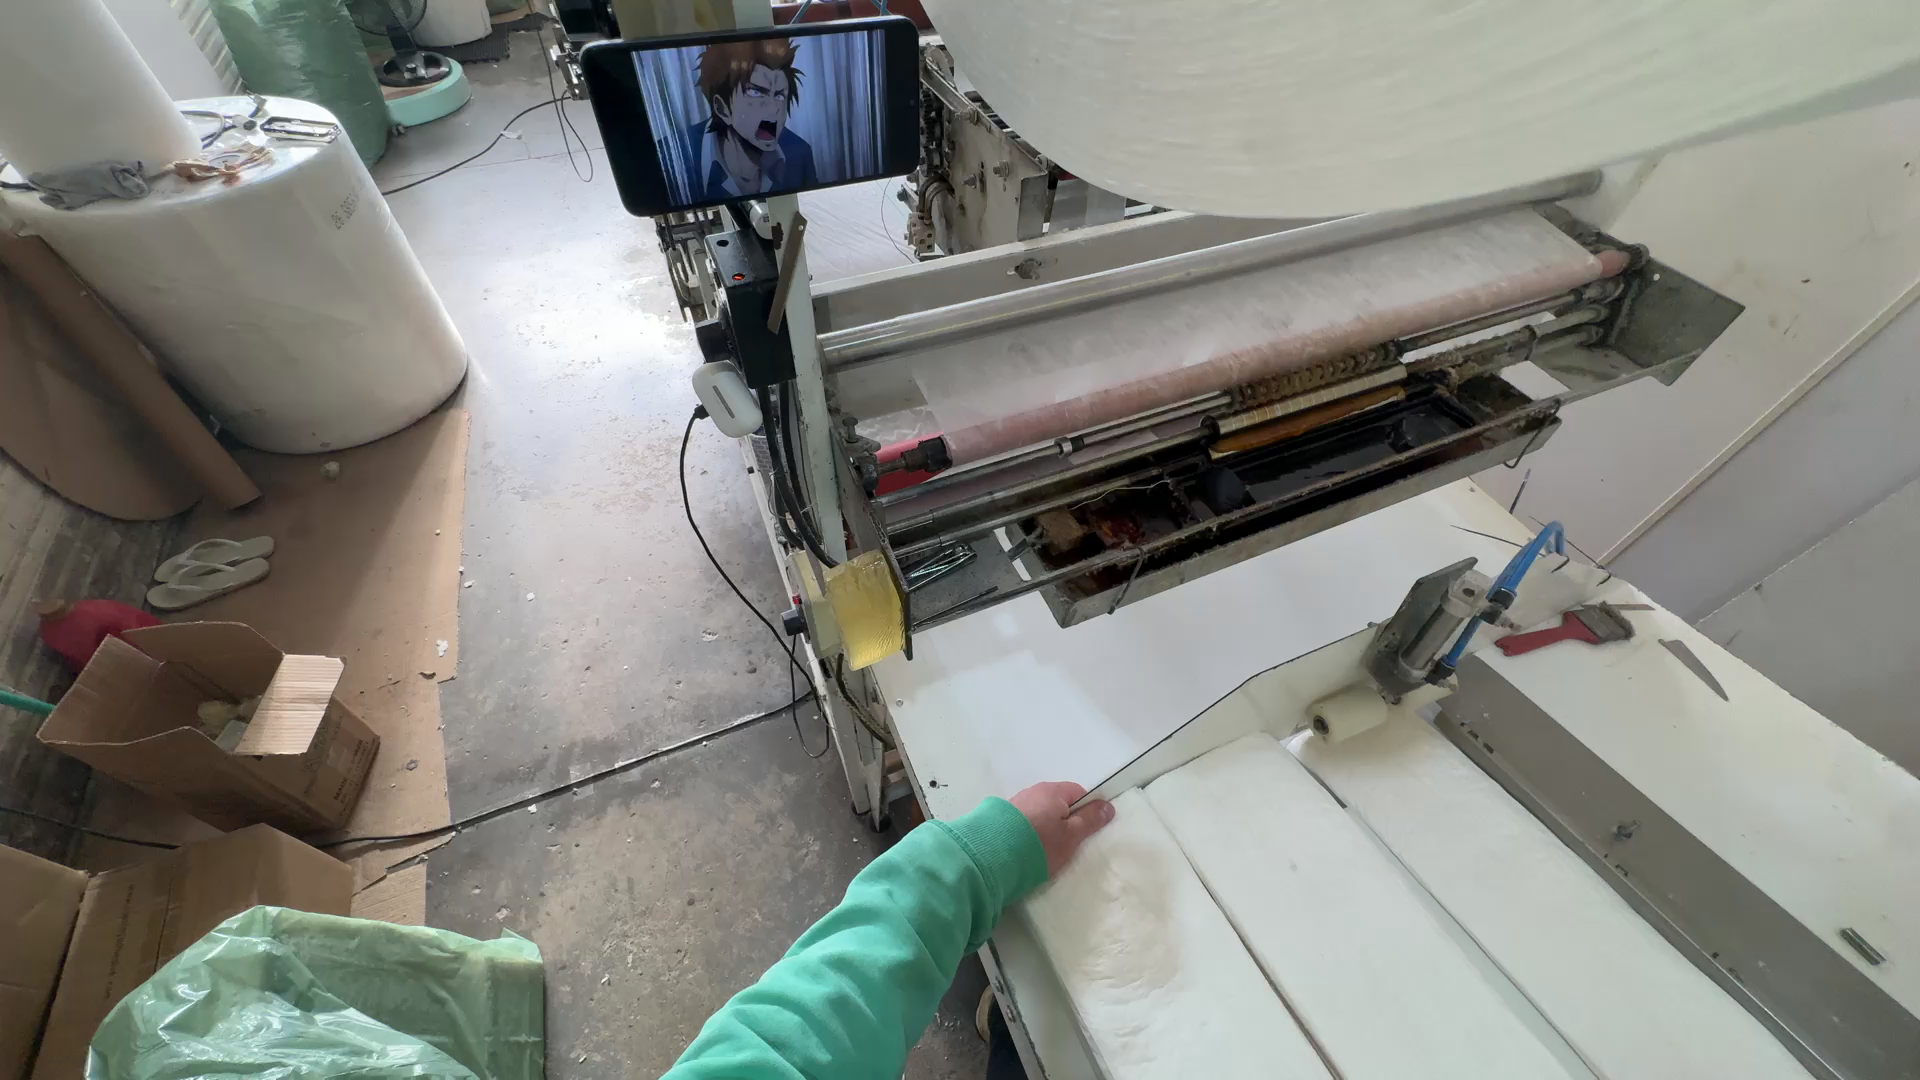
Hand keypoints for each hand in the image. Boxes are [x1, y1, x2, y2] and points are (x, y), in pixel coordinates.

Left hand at [1010, 782, 1114, 877]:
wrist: (993, 854)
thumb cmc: (1041, 844)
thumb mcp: (1071, 836)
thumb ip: (1090, 820)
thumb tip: (1108, 805)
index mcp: (1052, 791)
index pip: (1078, 792)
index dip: (1086, 810)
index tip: (1085, 831)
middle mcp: (1032, 791)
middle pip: (1057, 802)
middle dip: (1065, 820)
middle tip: (1067, 844)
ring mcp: (1015, 803)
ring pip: (1040, 811)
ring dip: (1046, 826)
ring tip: (1045, 849)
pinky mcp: (1001, 817)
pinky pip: (1024, 820)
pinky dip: (1029, 831)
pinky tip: (1027, 847)